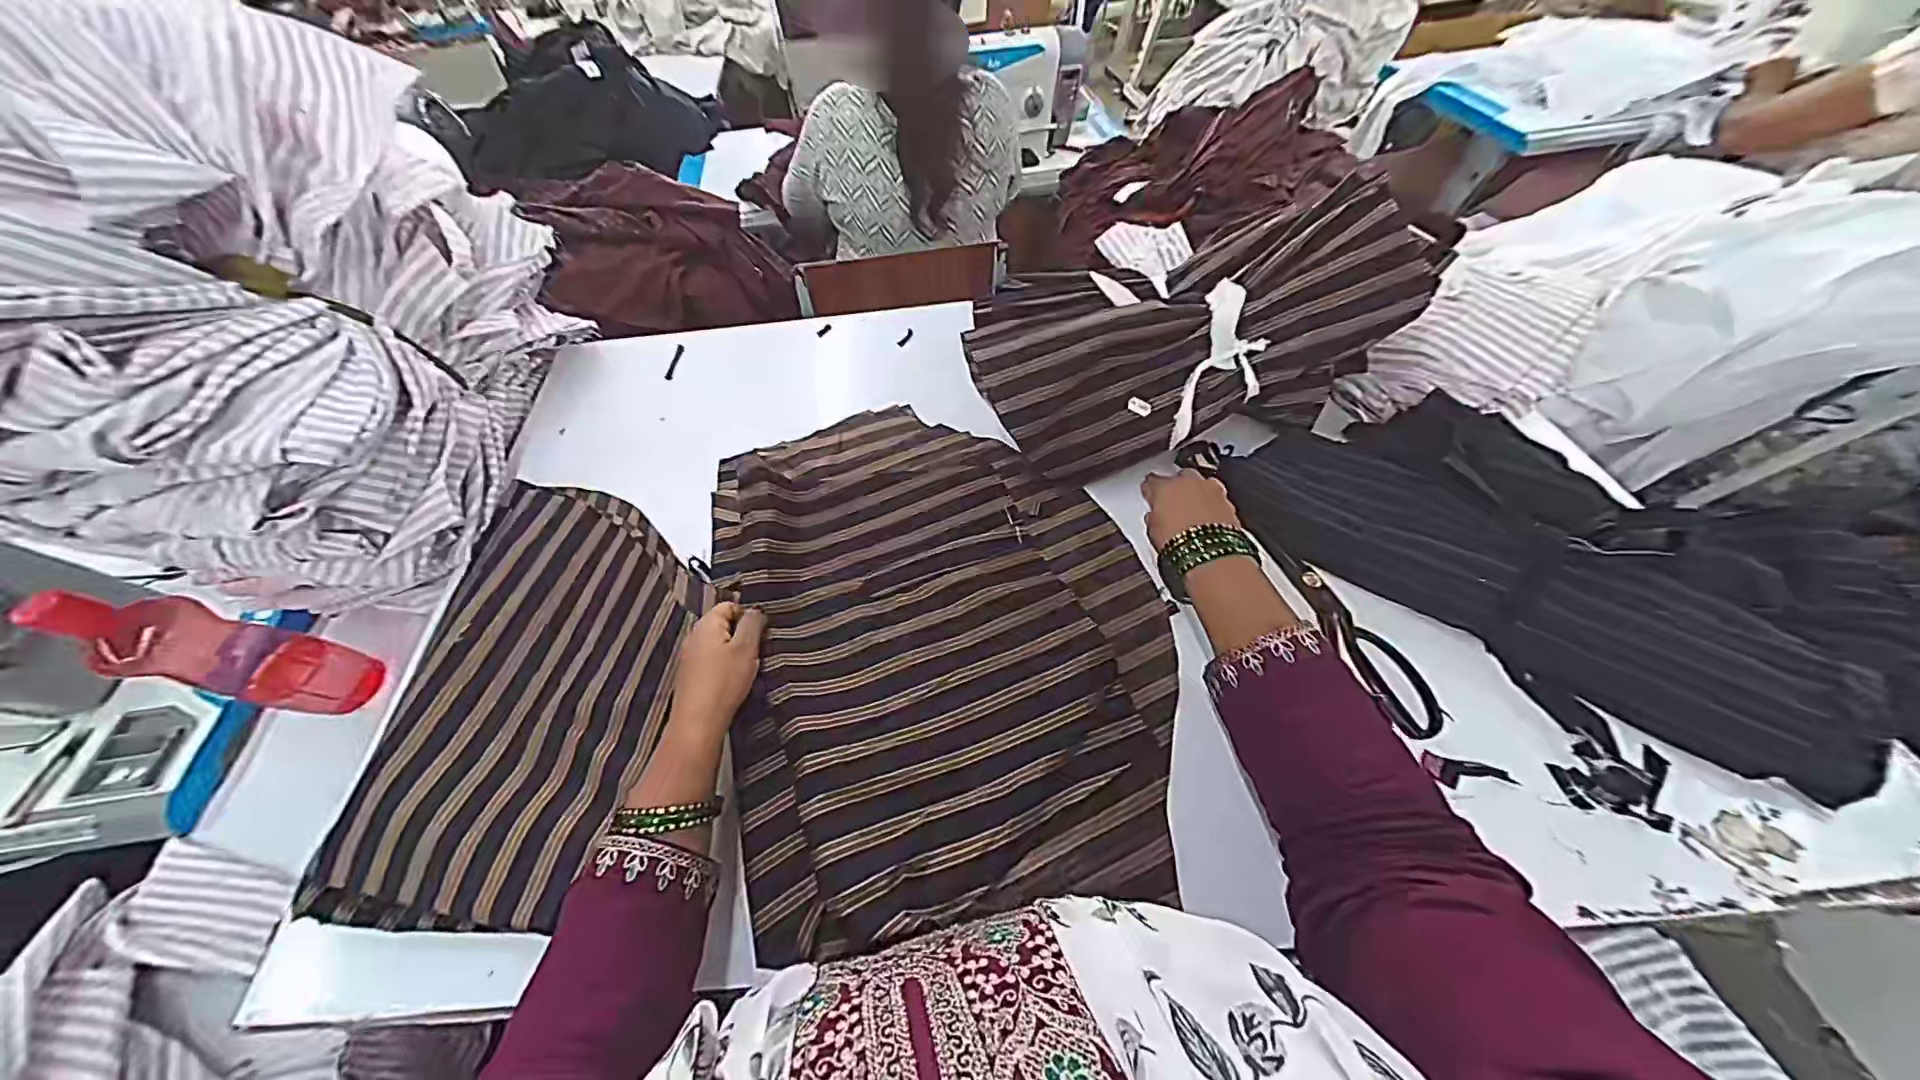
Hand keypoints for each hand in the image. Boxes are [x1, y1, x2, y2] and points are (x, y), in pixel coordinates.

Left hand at [670, 601, 766, 732]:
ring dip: (735, 652)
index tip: (761, 632)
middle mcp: (694, 636)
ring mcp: (690, 656)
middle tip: (758, 650)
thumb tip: (755, 610)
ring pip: (719, 643)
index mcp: (706, 624)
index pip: (730, 605)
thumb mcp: (746, 648)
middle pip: (724, 624)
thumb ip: (752, 623)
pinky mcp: (691, 675)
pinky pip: (712, 660)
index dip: (748, 614)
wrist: (698, 722)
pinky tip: (733, 679)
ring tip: (748, 666)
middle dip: (742, 634)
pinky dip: (724, 665)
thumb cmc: (724, 681)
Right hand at [1141, 469, 1240, 550]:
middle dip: (1177, 489)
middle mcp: (1189, 482)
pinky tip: (1207, 521)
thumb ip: (1153, 517)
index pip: (1152, 481)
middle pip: (1181, 477)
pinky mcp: (1228, 502)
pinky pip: (1217, 499)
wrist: (1210, 554)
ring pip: (1202, 486)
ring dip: (1197, 496)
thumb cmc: (1180, 542)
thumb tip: (1155, 518)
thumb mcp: (1153, 531)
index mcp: (1165, 486)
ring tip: (1191, 515)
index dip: (1150, 490)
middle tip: (1172, 506)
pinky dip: (1212, 507)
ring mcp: (1211, 490)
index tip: (1150, 496)